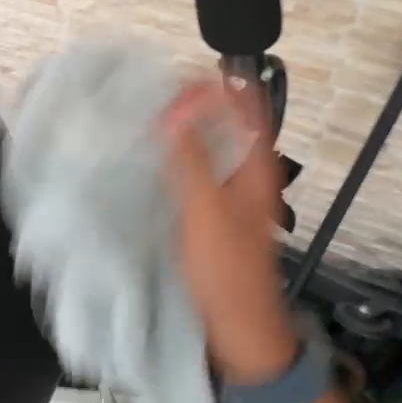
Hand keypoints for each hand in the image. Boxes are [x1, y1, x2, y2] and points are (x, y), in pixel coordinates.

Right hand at [163, 76, 299, 382]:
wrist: (239, 329)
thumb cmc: (228, 271)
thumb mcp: (207, 210)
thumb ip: (191, 159)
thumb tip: (174, 109)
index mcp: (256, 166)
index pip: (246, 106)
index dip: (219, 84)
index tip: (179, 74)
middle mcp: (247, 171)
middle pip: (225, 120)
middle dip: (194, 100)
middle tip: (153, 87)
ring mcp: (231, 191)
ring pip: (209, 143)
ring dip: (183, 125)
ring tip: (145, 113)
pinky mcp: (213, 208)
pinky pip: (196, 166)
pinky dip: (177, 152)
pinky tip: (149, 154)